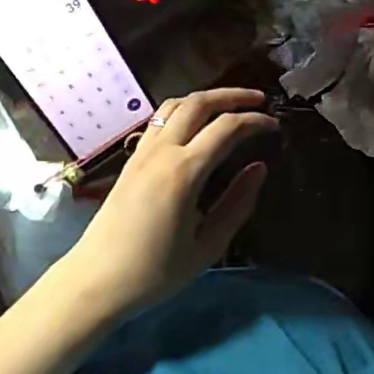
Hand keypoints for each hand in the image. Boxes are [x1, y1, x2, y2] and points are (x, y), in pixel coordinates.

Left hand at [56, 89, 277, 316]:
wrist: (98, 278)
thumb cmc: (155, 271)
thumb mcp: (207, 246)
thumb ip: (237, 204)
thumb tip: (259, 168)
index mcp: (184, 172)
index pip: (226, 127)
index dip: (255, 121)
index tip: (275, 126)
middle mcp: (161, 152)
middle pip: (198, 103)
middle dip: (231, 95)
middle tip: (258, 100)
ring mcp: (141, 153)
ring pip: (173, 105)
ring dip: (204, 99)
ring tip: (228, 106)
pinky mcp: (130, 160)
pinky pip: (158, 121)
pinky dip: (182, 112)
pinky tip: (194, 126)